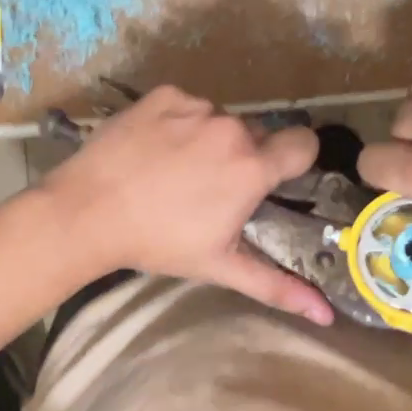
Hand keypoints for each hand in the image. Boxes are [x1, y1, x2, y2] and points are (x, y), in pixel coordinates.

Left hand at [39, 86, 333, 324]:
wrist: (85, 212)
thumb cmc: (156, 242)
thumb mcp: (218, 266)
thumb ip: (277, 286)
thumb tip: (326, 315)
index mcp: (251, 167)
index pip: (303, 144)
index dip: (292, 161)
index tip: (271, 181)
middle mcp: (229, 128)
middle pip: (254, 136)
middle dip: (241, 158)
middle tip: (208, 189)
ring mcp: (194, 107)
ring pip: (219, 120)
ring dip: (208, 140)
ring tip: (175, 172)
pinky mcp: (162, 96)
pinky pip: (186, 106)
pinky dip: (177, 124)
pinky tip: (154, 150)